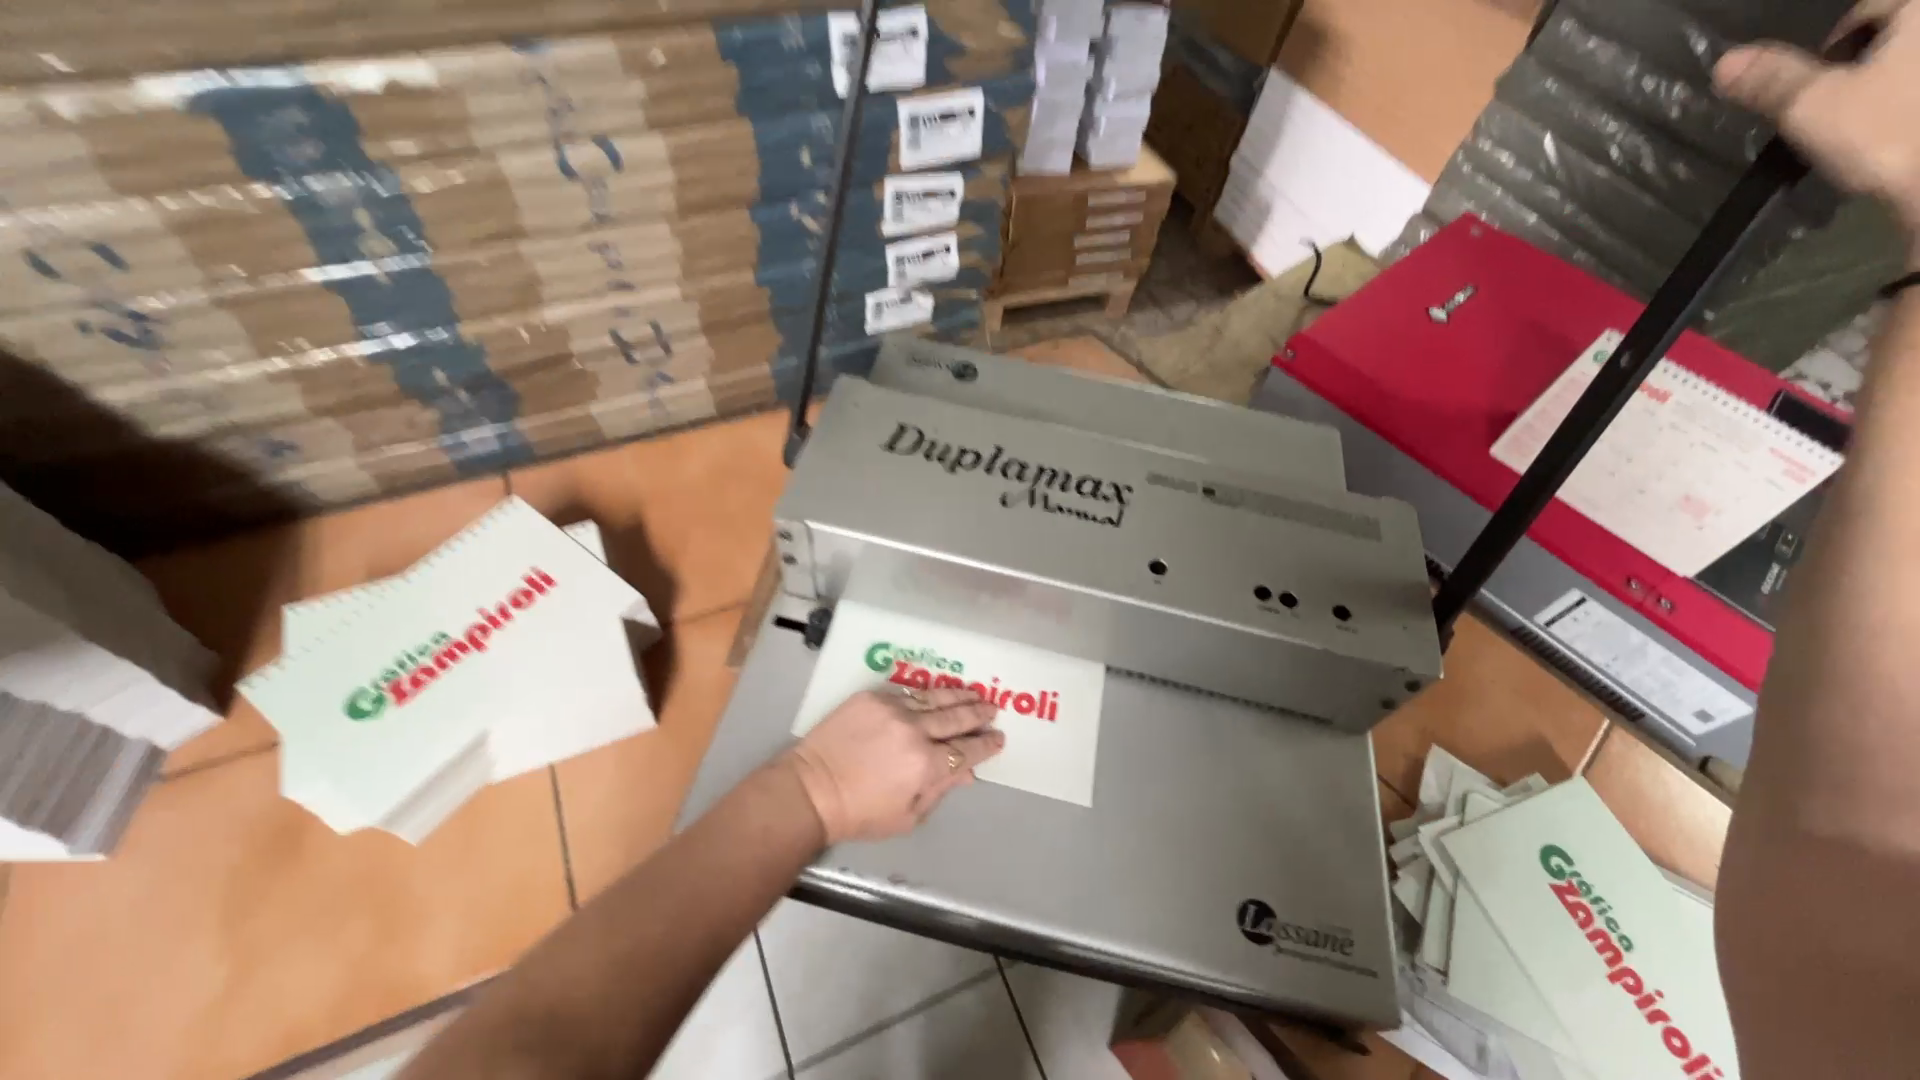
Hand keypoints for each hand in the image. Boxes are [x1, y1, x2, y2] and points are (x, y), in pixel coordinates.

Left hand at [786, 688, 1004, 843]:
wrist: (812, 789)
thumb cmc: (860, 813)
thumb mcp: (908, 815)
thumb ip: (940, 790)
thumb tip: (967, 773)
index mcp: (925, 765)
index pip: (966, 750)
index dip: (985, 745)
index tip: (998, 738)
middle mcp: (914, 731)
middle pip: (956, 718)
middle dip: (978, 714)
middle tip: (993, 709)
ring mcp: (892, 709)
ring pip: (934, 699)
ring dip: (958, 697)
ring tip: (974, 694)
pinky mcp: (872, 698)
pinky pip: (907, 693)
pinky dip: (926, 694)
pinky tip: (936, 694)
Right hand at [1715, 1, 1919, 245]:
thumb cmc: (1886, 132)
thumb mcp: (1811, 105)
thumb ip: (1770, 80)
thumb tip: (1725, 61)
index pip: (1869, 7)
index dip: (1835, 42)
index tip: (1818, 81)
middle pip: (1893, 34)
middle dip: (1861, 64)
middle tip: (1837, 105)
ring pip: (1901, 69)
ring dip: (1881, 88)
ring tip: (1863, 125)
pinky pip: (1906, 97)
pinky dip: (1897, 109)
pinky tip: (1890, 136)